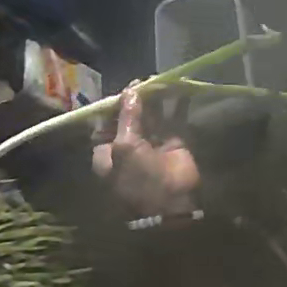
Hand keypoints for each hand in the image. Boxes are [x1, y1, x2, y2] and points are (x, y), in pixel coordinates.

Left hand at [92, 84, 199, 217]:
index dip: (116, 104)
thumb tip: (130, 91)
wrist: (172, 204)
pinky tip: (178, 88)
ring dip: (156, 99)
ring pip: (152, 116)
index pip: (107, 121)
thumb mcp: (125, 146)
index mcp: (108, 152)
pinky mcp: (173, 143)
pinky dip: (176, 105)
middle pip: (131, 116)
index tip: (126, 88)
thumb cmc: (138, 179)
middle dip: (137, 99)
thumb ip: (127, 117)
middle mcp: (128, 147)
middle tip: (145, 81)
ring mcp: (152, 145)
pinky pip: (173, 120)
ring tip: (161, 81)